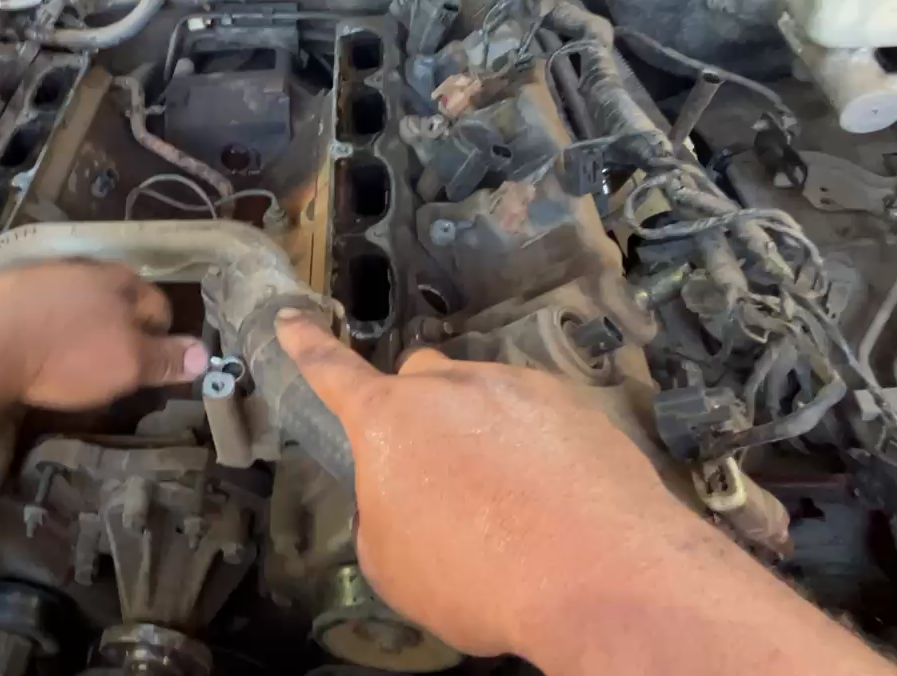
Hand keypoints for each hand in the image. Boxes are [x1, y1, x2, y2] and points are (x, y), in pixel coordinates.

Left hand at [0, 261, 208, 409]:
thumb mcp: (126, 365)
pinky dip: (48, 321)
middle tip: (116, 358)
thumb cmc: (66, 353)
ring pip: (81, 298)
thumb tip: (207, 355)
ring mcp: (48, 274)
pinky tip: (37, 343)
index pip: (159, 305)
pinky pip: (44, 303)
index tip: (154, 361)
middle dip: (124, 323)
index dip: (162, 334)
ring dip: (84, 320)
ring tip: (74, 352)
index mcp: (124, 284)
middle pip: (120, 296)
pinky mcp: (11, 287)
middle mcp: (90, 271)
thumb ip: (165, 359)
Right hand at [276, 310, 686, 658]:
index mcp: (387, 419)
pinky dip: (535, 444)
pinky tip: (557, 496)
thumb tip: (399, 501)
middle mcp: (445, 386)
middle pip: (417, 379)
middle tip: (444, 470)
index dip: (307, 344)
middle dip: (420, 411)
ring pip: (479, 396)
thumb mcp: (393, 565)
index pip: (331, 370)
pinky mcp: (568, 401)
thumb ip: (380, 514)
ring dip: (482, 431)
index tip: (291, 317)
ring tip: (514, 499)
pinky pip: (535, 413)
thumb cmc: (478, 576)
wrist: (605, 578)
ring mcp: (510, 385)